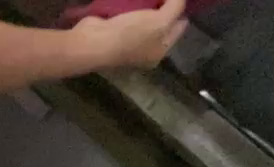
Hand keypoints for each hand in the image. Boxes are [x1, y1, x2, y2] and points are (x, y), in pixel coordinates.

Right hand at [69, 0, 187, 69]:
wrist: (92, 43)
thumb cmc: (130, 36)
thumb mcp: (162, 21)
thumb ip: (177, 4)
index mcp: (158, 53)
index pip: (180, 25)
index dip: (181, 8)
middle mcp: (145, 51)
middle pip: (163, 21)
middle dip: (165, 7)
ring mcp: (128, 43)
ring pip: (147, 17)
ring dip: (149, 5)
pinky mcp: (115, 34)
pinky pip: (132, 15)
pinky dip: (135, 6)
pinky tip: (136, 0)